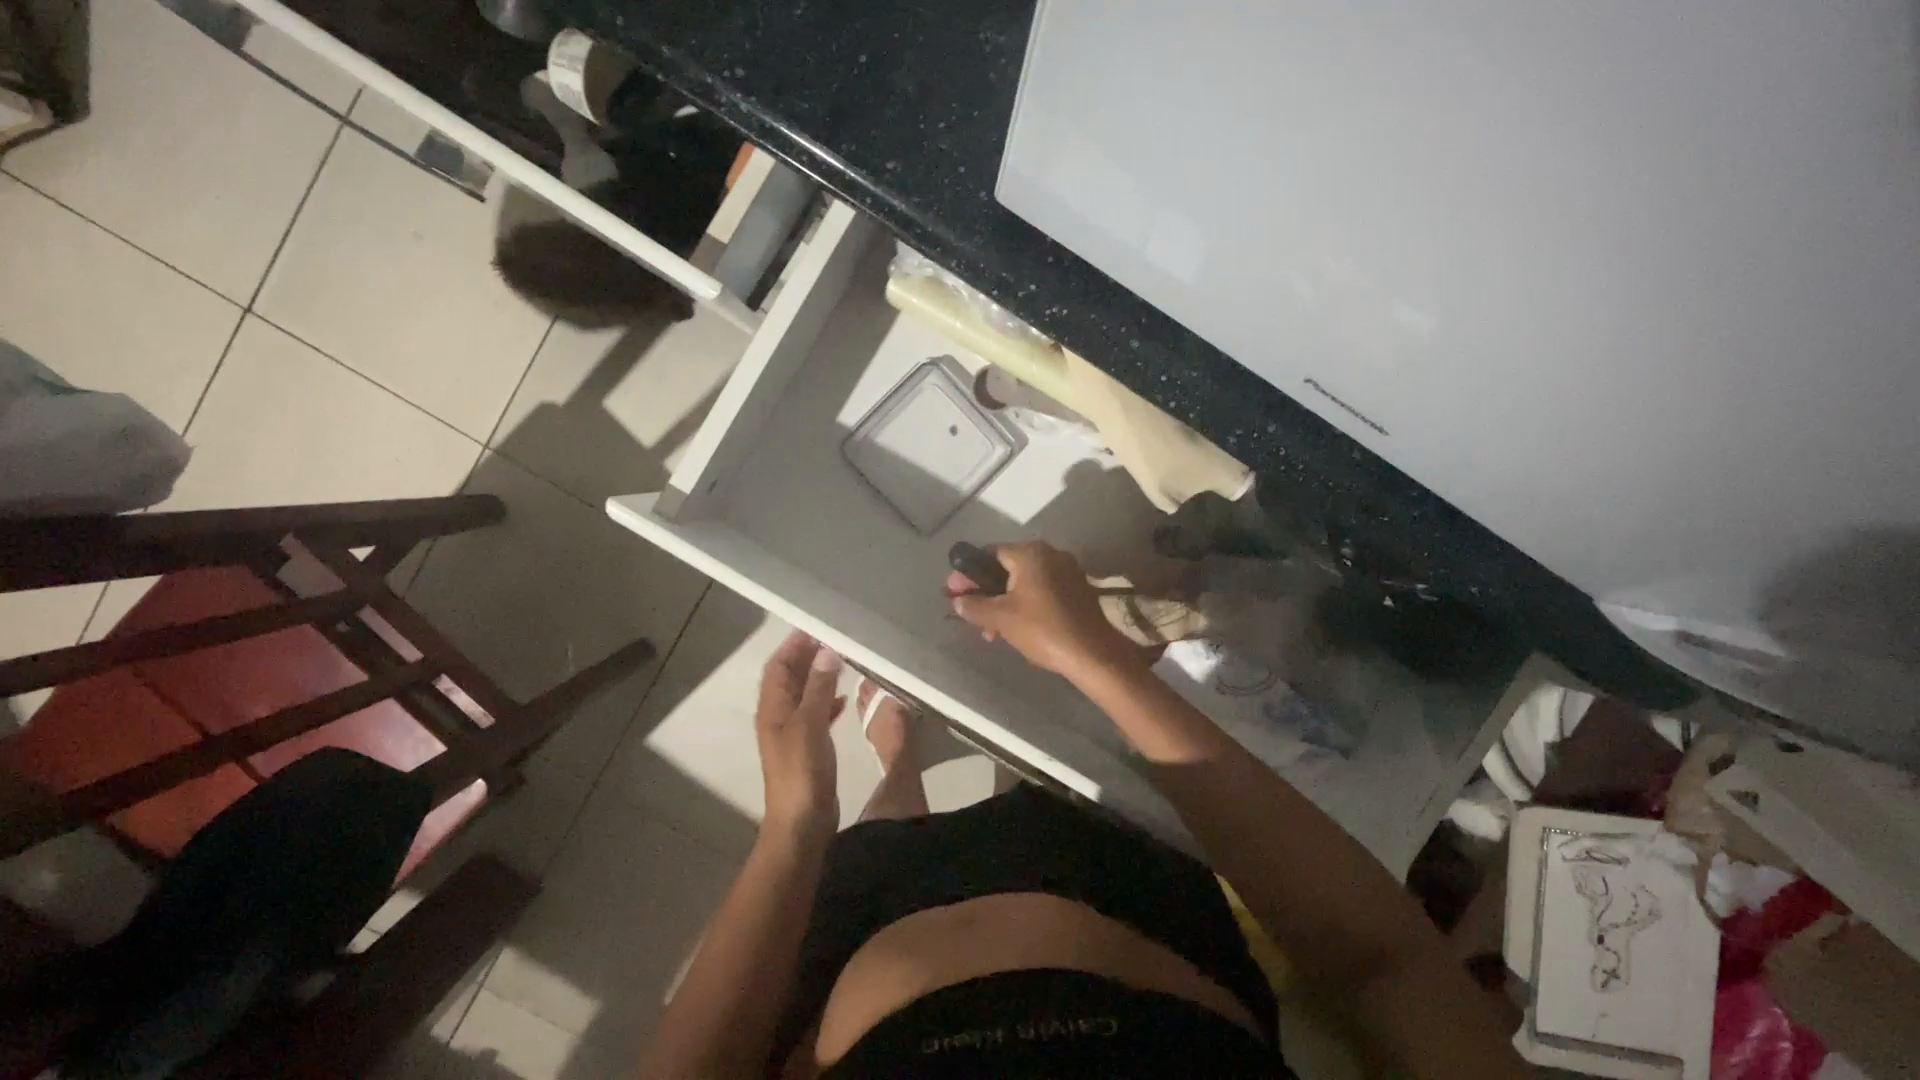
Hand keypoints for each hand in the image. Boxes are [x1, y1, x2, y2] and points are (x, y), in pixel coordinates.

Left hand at [755, 631, 846, 839]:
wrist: (801, 825)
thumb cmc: (801, 773)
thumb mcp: (810, 725)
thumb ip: (818, 688)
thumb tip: (826, 651)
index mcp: (772, 709)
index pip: (778, 666)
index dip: (794, 645)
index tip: (817, 626)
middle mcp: (778, 717)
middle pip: (789, 678)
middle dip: (807, 656)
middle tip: (835, 638)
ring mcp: (792, 735)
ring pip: (803, 695)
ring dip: (818, 677)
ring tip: (843, 661)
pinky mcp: (807, 750)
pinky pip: (815, 715)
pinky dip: (826, 701)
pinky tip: (843, 699)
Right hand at [947, 541, 1143, 680]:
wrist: (1092, 654)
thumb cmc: (1042, 629)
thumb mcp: (1001, 618)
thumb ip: (975, 606)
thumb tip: (958, 601)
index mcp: (1031, 553)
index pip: (990, 553)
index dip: (968, 573)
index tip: (954, 592)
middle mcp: (1051, 554)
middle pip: (1007, 568)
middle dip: (986, 592)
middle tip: (971, 614)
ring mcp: (1068, 572)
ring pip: (1025, 583)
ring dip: (1004, 603)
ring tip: (992, 631)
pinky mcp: (1078, 590)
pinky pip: (1043, 592)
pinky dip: (1026, 605)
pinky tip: (1016, 628)